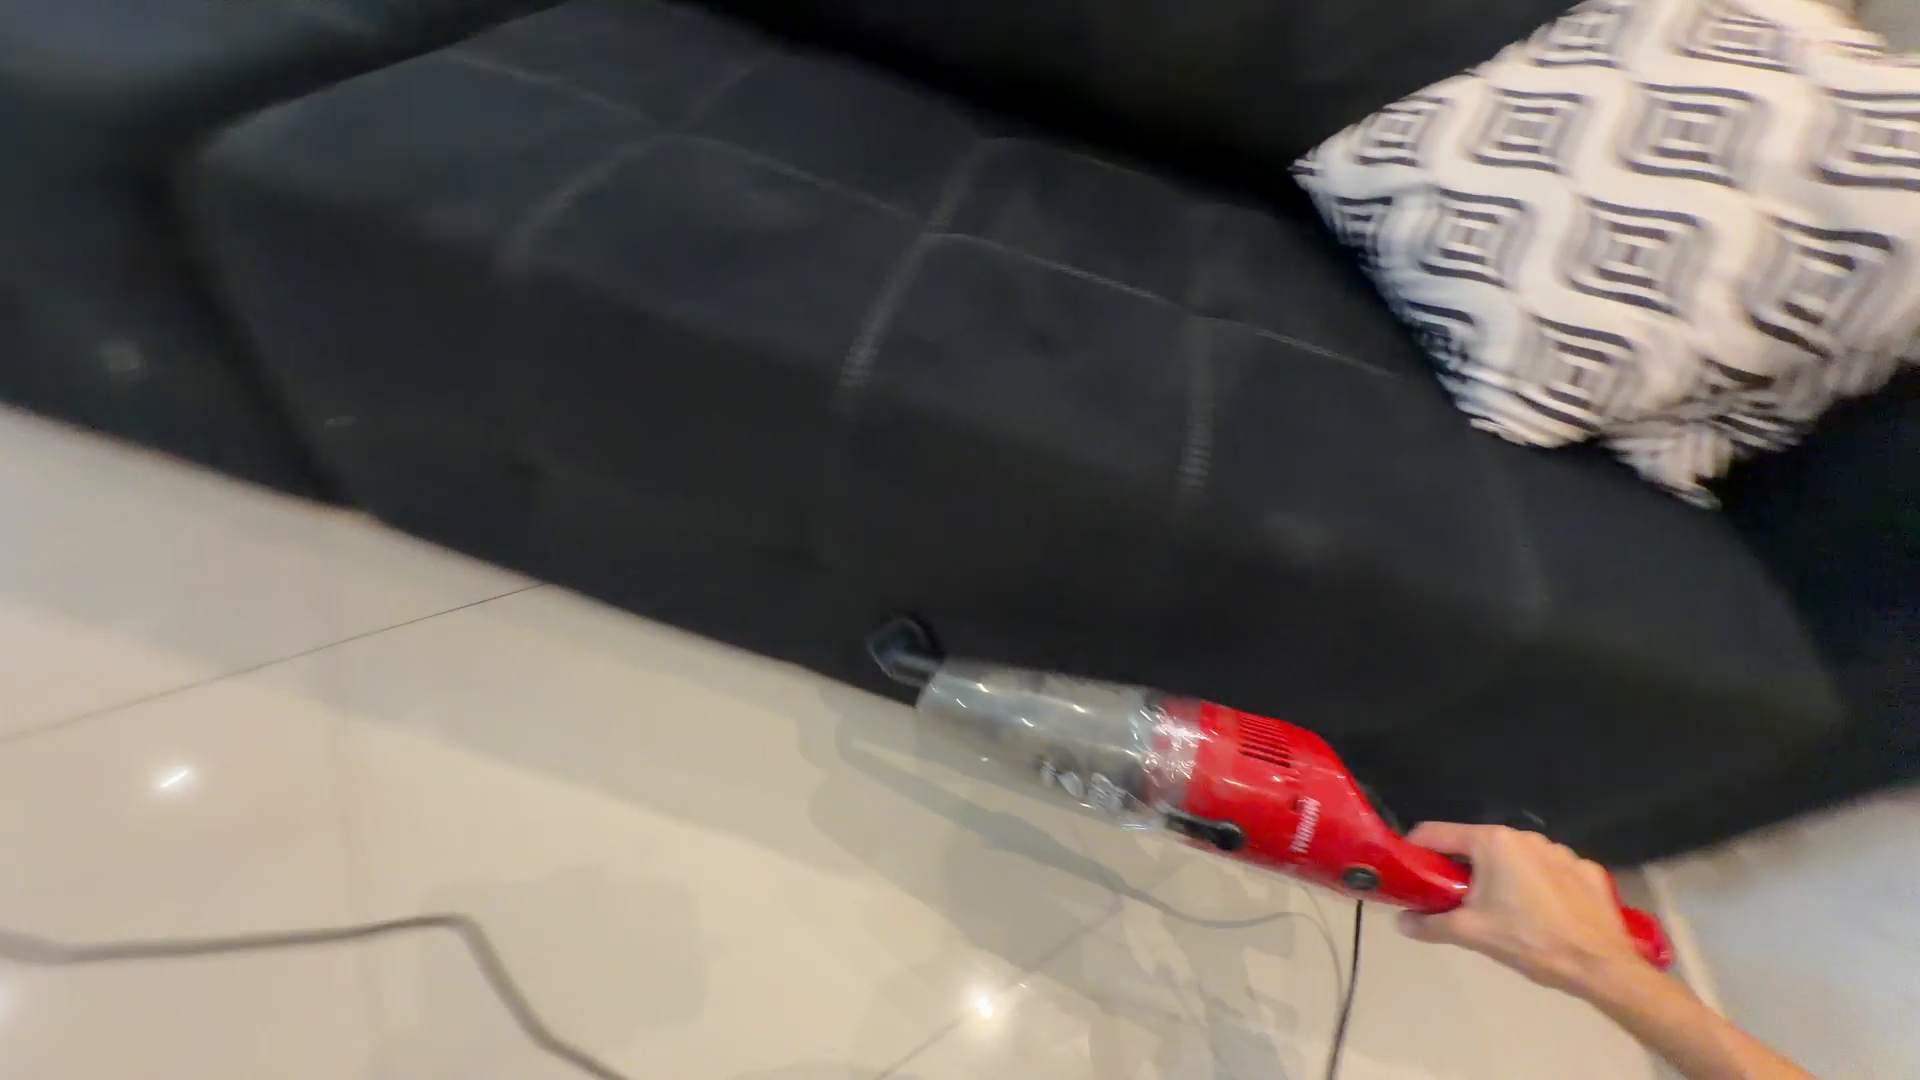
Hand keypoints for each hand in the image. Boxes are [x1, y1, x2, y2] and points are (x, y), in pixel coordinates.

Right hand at [1396, 823, 1642, 996]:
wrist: (1606, 971)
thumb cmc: (1531, 941)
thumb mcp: (1471, 933)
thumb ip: (1429, 923)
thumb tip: (1400, 923)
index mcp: (1491, 841)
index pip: (1434, 833)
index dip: (1417, 852)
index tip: (1413, 875)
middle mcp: (1524, 836)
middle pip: (1475, 846)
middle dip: (1463, 869)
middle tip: (1460, 900)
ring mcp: (1560, 852)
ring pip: (1513, 857)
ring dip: (1502, 875)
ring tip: (1507, 909)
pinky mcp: (1588, 871)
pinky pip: (1549, 870)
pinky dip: (1540, 885)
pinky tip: (1547, 912)